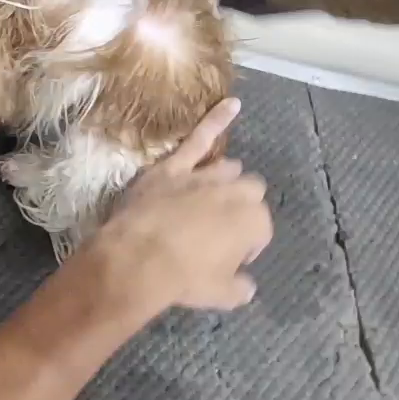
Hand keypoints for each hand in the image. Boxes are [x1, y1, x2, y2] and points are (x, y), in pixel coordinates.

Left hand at [78, 99, 272, 313]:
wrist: (139, 258)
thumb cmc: (183, 279)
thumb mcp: (222, 295)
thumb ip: (240, 286)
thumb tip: (244, 285)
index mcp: (255, 221)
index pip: (259, 230)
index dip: (242, 245)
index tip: (226, 257)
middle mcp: (236, 192)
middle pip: (248, 193)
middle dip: (239, 208)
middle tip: (217, 230)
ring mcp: (204, 176)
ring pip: (227, 170)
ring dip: (224, 182)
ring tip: (208, 199)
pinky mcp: (174, 167)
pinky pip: (198, 138)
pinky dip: (216, 119)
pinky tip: (231, 104)